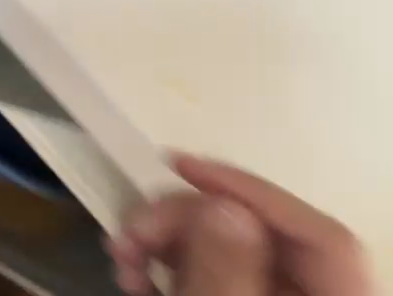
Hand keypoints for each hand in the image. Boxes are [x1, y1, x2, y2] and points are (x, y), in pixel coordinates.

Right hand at [110, 154, 371, 295]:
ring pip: (220, 239)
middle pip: (256, 230)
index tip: (174, 161)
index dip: (252, 190)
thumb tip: (221, 202)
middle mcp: (321, 295)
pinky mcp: (245, 292)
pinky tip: (134, 270)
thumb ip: (225, 267)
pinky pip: (209, 260)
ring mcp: (281, 293)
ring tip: (122, 257)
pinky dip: (165, 256)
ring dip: (159, 238)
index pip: (321, 233)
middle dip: (178, 220)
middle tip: (130, 234)